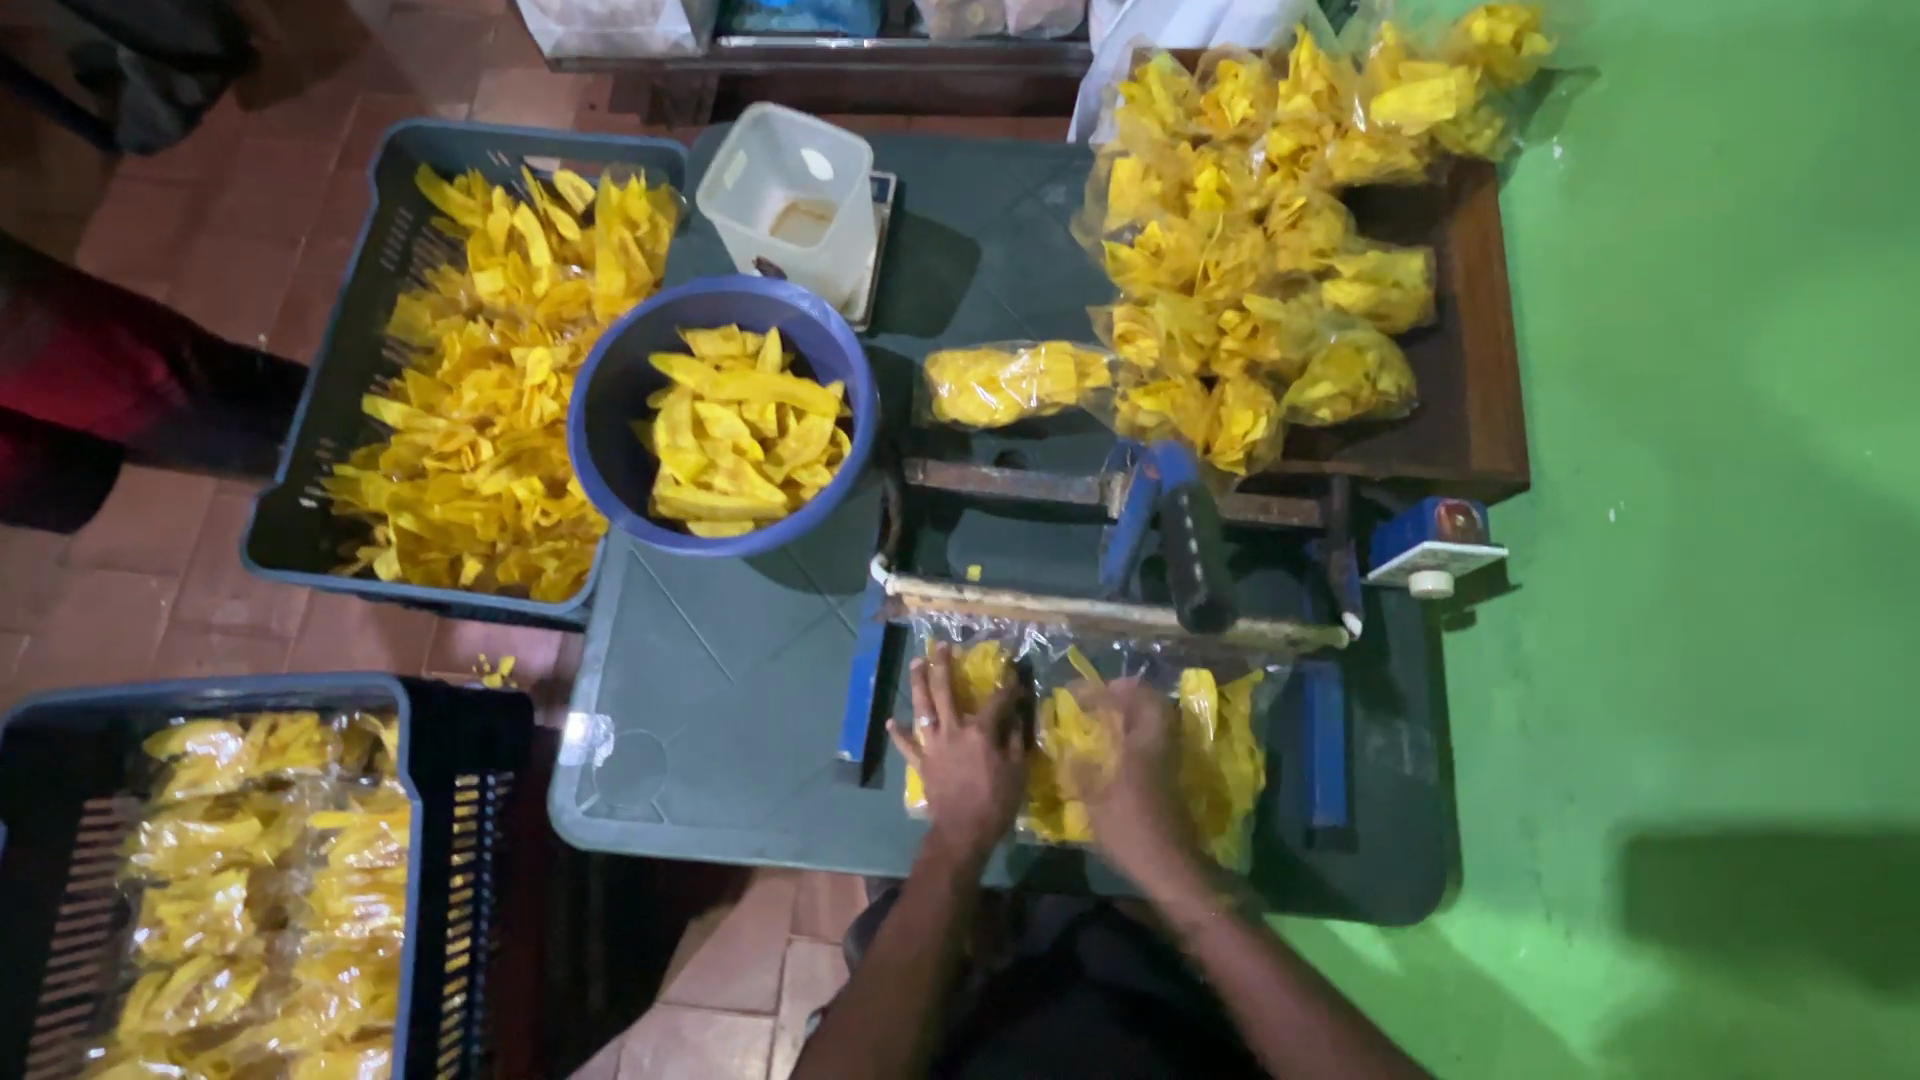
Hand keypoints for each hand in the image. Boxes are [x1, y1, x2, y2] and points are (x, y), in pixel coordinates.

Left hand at [890, 643, 1026, 863]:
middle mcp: (953, 730)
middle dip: (943, 666)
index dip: (1008, 689)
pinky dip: (898, 733)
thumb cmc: (996, 802)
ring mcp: (933, 745)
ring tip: (916, 663)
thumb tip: (1016, 718)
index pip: (996, 701)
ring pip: (922, 708)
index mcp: (980, 732)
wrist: (962, 831)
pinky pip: (907, 745)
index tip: (1015, 680)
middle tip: (940, 646)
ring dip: (918, 684)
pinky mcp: (921, 762)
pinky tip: (891, 720)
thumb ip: (1016, 741)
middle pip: (945, 691)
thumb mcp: (1018, 771)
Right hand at [1071, 677, 1207, 895]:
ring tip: (1105, 719)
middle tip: (1098, 699)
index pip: (1133, 696)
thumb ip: (1081, 771)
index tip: (1077, 694)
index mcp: (1143, 744)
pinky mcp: (1172, 778)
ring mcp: (1171, 761)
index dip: (1105, 689)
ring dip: (1134, 711)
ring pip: (1159, 720)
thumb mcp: (1094, 803)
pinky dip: (1139, 731)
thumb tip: (1068, 751)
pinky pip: (1157, 738)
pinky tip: (1117, 748)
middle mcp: (1161, 745)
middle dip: (1125, 693)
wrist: (1170, 868)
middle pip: (1153, 702)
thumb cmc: (1130, 832)